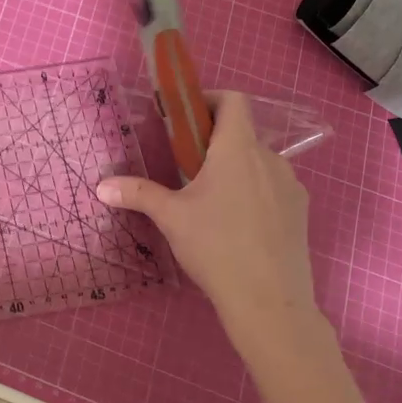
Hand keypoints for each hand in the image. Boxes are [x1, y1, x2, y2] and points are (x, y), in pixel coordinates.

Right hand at [98, 92, 319, 349]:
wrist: (270, 302)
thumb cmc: (216, 248)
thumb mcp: (170, 218)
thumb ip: (137, 194)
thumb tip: (101, 187)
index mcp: (238, 150)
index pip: (234, 101)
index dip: (210, 99)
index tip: (185, 117)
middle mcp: (270, 160)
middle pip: (243, 133)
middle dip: (214, 141)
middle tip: (186, 163)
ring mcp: (291, 187)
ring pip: (260, 162)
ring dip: (235, 166)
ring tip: (210, 197)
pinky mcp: (301, 213)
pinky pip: (274, 187)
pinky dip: (254, 190)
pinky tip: (236, 222)